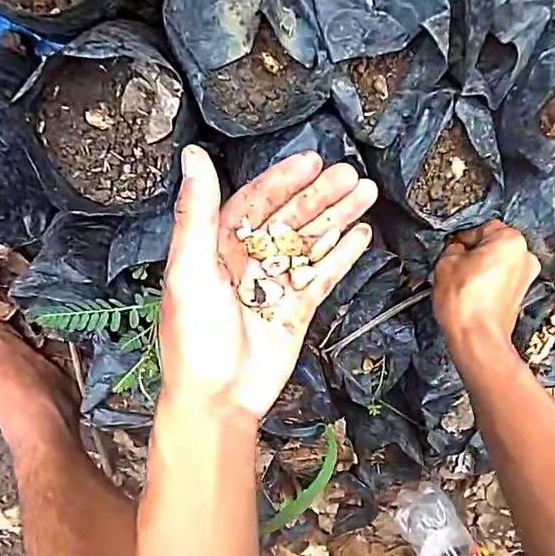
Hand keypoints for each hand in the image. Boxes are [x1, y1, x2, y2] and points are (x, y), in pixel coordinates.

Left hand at [159, 145, 376, 422]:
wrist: (218, 397)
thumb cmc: (194, 340)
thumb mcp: (190, 271)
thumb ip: (196, 213)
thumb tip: (193, 158)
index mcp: (217, 247)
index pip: (255, 202)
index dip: (283, 181)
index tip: (310, 162)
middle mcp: (248, 262)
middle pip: (289, 218)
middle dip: (320, 196)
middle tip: (349, 176)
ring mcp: (275, 284)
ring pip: (310, 243)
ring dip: (337, 218)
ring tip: (364, 194)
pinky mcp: (296, 308)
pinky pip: (322, 275)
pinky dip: (341, 255)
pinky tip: (360, 235)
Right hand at [433, 220, 538, 356]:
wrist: (477, 337)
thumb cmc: (465, 301)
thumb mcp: (446, 263)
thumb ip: (453, 248)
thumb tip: (458, 249)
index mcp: (510, 240)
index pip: (482, 228)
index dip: (462, 239)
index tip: (452, 250)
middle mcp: (525, 256)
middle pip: (493, 246)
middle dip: (474, 254)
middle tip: (455, 268)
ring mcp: (526, 277)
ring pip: (497, 264)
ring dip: (481, 269)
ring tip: (462, 284)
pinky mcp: (520, 295)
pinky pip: (500, 281)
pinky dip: (488, 284)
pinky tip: (472, 295)